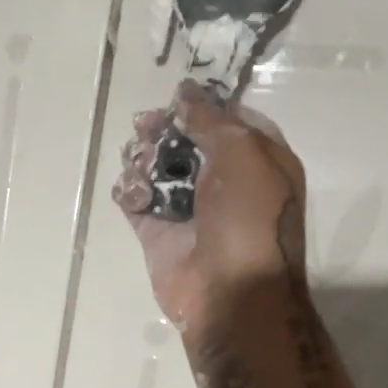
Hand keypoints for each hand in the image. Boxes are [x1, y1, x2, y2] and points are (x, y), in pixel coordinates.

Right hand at [113, 80, 307, 332]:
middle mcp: (224, 182)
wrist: (229, 294)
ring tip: (140, 168)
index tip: (175, 100)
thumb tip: (184, 93)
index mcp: (258, 159)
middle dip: (163, 131)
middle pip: (186, 141)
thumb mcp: (242, 153)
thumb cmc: (248, 220)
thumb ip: (211, 119)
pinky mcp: (159, 235)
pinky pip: (137, 202)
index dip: (201, 107)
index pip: (227, 120)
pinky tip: (133, 194)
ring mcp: (189, 210)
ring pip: (157, 169)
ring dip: (142, 160)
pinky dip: (129, 192)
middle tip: (144, 129)